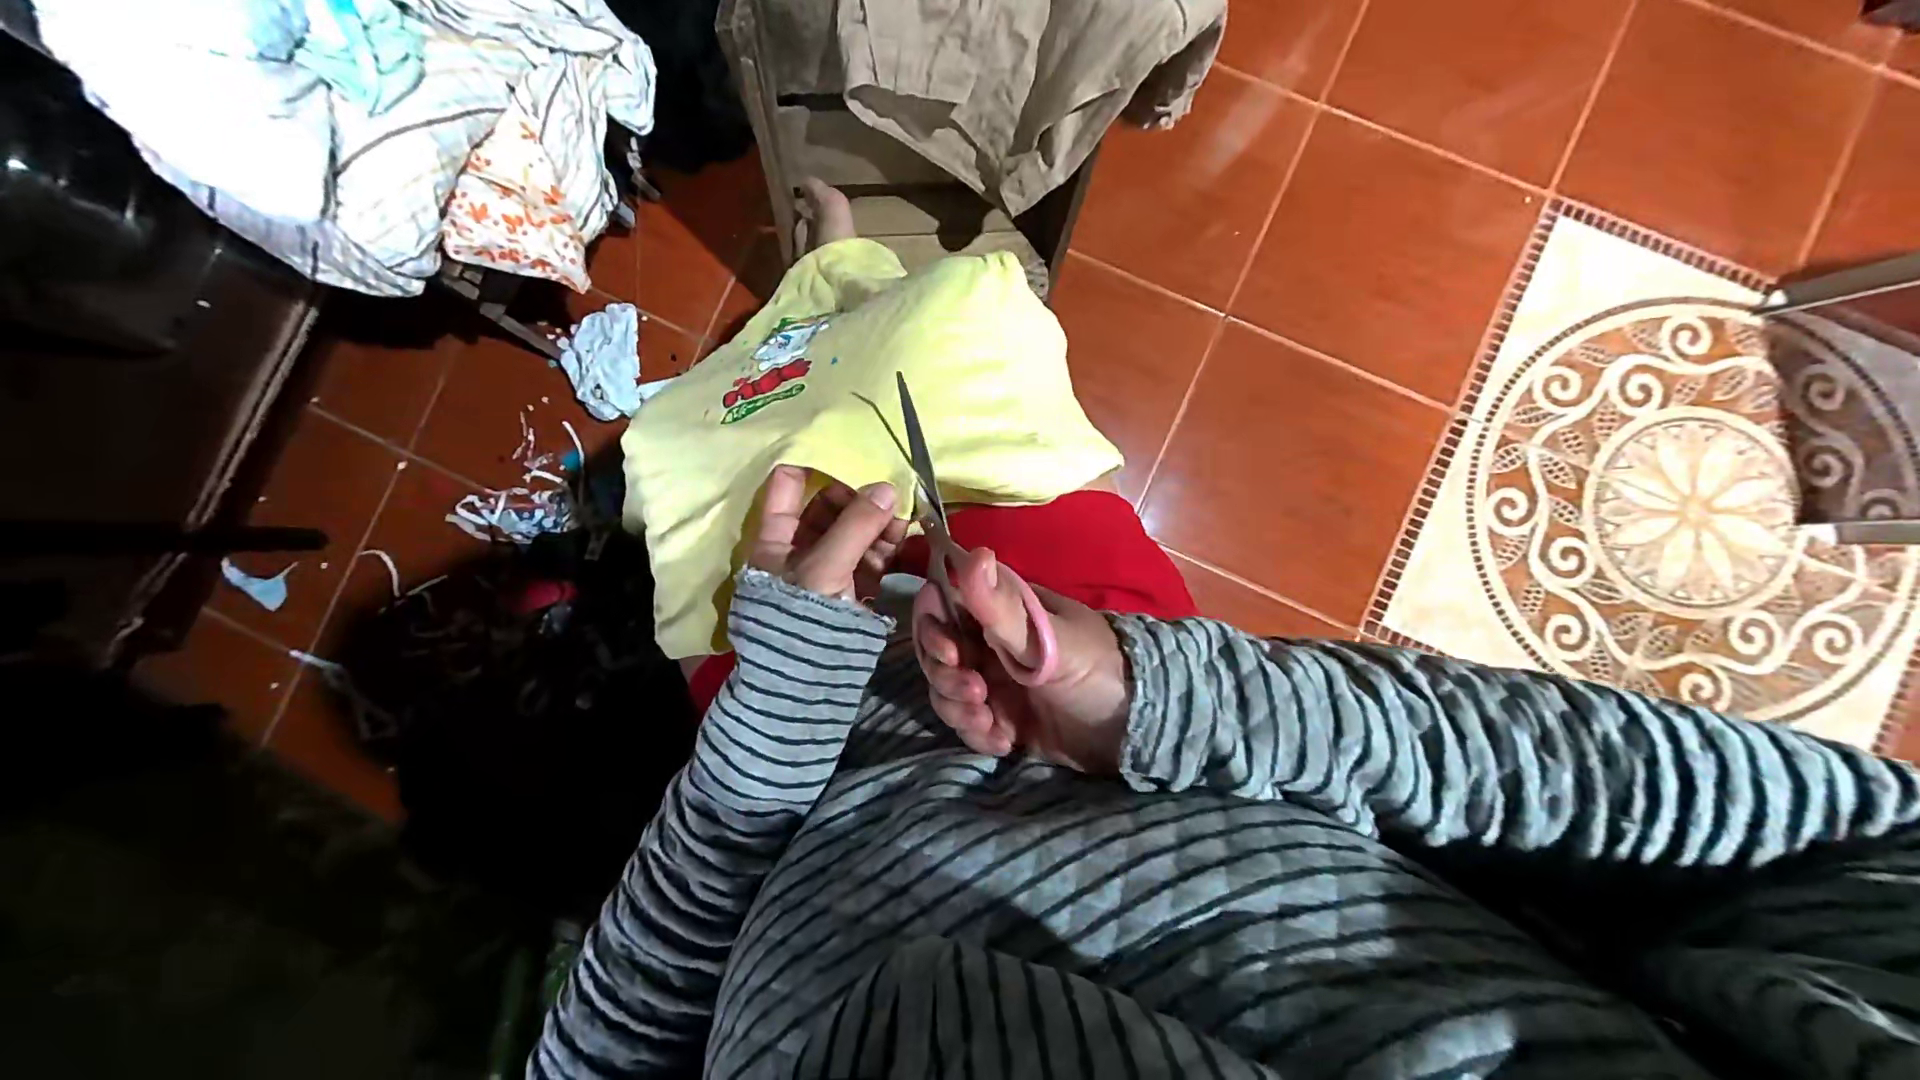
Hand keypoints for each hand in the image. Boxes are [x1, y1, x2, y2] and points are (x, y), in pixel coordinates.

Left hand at [750, 465, 907, 601]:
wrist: (814, 670)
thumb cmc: (804, 612)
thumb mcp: (824, 566)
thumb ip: (856, 525)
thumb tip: (887, 488)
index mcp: (776, 538)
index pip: (788, 486)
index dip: (812, 466)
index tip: (846, 452)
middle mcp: (801, 548)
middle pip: (830, 507)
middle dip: (859, 497)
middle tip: (886, 494)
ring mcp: (829, 567)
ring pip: (855, 530)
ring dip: (879, 520)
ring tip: (901, 519)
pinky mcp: (854, 586)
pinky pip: (872, 554)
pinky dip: (888, 544)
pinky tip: (902, 536)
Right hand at [913, 548, 1129, 773]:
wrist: (1132, 726)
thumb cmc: (1094, 666)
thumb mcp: (1047, 638)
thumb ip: (1002, 605)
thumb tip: (974, 552)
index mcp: (998, 611)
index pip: (941, 605)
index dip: (932, 627)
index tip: (950, 652)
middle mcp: (988, 642)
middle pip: (936, 652)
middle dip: (946, 676)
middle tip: (978, 692)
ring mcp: (993, 680)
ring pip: (946, 691)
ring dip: (959, 709)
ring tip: (991, 722)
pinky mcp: (999, 717)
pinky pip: (967, 724)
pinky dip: (978, 734)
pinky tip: (1005, 741)